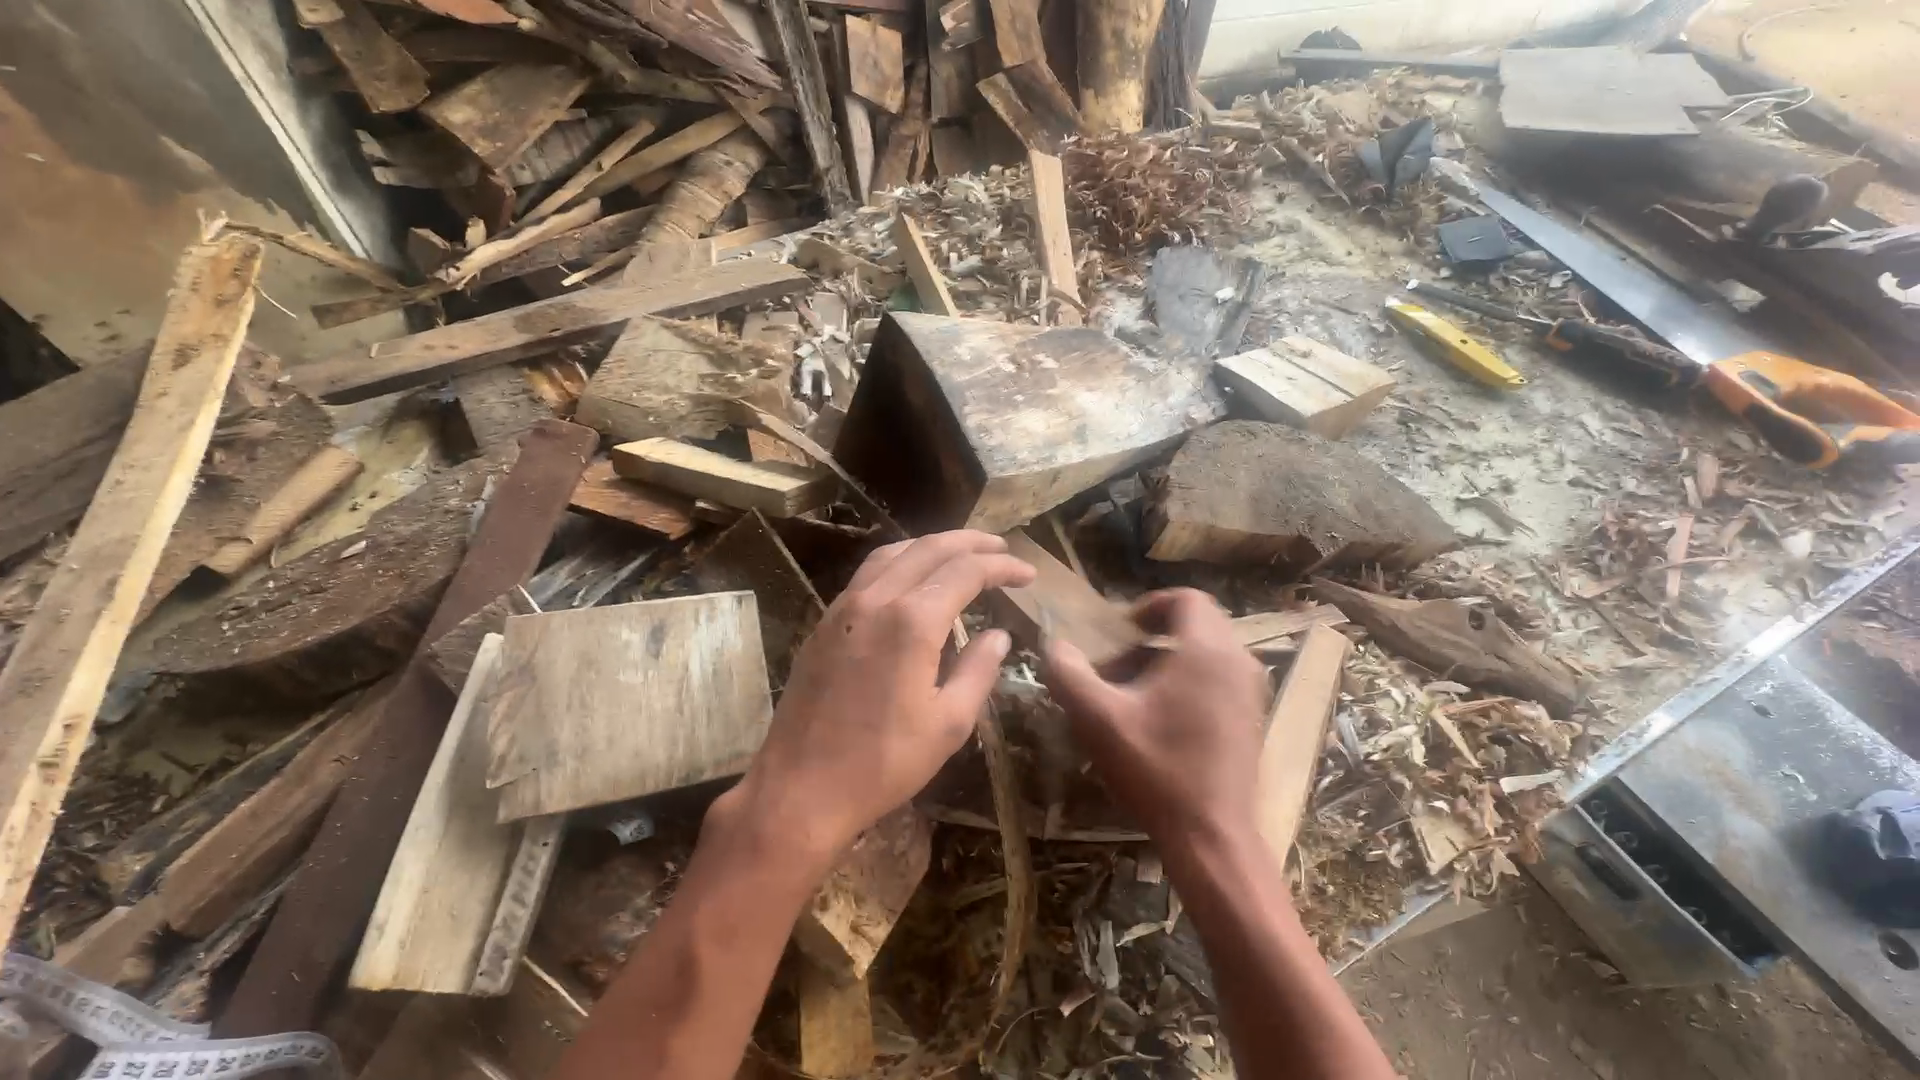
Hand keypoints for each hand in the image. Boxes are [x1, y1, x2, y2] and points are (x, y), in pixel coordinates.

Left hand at [722, 530, 1035, 858]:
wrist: (800, 789)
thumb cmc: (883, 763)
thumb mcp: (949, 724)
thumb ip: (978, 670)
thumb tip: (998, 636)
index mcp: (911, 621)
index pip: (966, 572)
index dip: (1001, 566)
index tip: (1028, 574)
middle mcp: (875, 600)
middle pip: (928, 549)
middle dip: (970, 543)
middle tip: (1001, 549)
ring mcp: (842, 609)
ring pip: (892, 554)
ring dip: (931, 546)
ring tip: (959, 553)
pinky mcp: (823, 625)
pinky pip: (867, 575)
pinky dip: (899, 563)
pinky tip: (910, 581)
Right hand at [1043, 589, 1268, 839]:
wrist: (1212, 835)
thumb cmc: (1156, 769)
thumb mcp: (1099, 720)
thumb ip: (1069, 674)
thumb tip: (1053, 646)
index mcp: (1206, 650)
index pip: (1186, 598)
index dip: (1149, 605)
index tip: (1120, 629)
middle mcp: (1237, 662)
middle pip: (1197, 624)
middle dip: (1153, 636)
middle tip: (1118, 664)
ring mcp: (1250, 693)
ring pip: (1207, 653)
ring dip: (1169, 661)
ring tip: (1133, 696)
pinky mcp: (1251, 720)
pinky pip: (1219, 679)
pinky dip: (1189, 683)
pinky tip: (1160, 721)